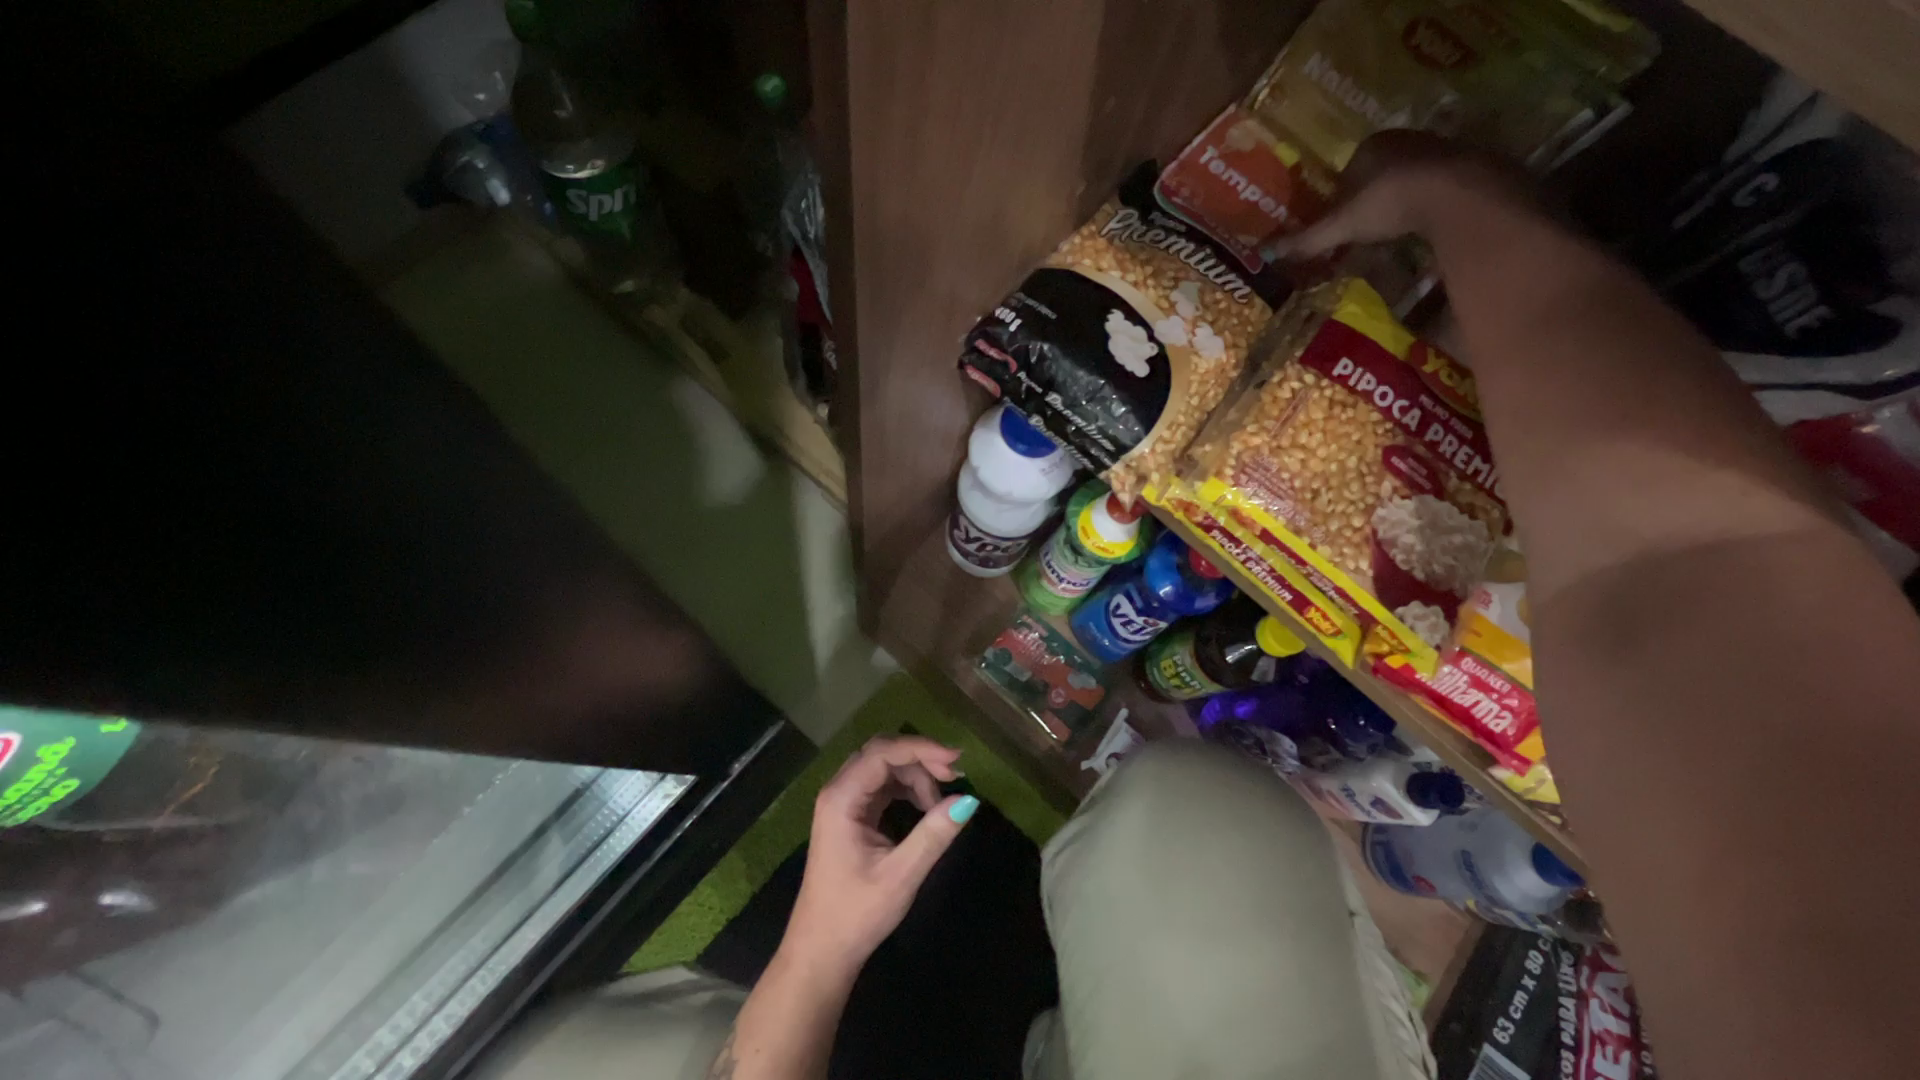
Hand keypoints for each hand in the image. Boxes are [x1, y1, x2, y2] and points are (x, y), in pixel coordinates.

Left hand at [781, 736, 975, 976]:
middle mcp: (838, 792)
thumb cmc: (857, 914)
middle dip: (920, 758)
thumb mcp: (901, 875)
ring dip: (915, 775)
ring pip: (883, 768)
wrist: (822, 950)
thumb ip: (934, 834)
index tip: (956, 761)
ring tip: (943, 800)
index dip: (921, 749)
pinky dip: (907, 789)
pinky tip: (926, 807)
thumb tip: (968, 800)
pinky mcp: (851, 816)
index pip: (882, 753)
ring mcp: (843, 803)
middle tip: (955, 775)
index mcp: (841, 799)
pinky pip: (881, 786)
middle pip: (881, 753)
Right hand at [1269, 130, 1533, 259]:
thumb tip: (1263, 253)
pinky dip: (1431, 202)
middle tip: (1368, 224)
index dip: (1343, 194)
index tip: (1343, 218)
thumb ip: (1307, 239)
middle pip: (1381, 170)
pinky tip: (1427, 223)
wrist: (1455, 193)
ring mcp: (1439, 148)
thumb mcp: (1341, 225)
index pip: (1349, 168)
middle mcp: (1405, 139)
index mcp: (1371, 145)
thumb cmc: (1388, 200)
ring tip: (1398, 226)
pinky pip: (1440, 184)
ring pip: (1412, 175)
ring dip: (1404, 197)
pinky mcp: (1468, 163)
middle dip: (1374, 195)